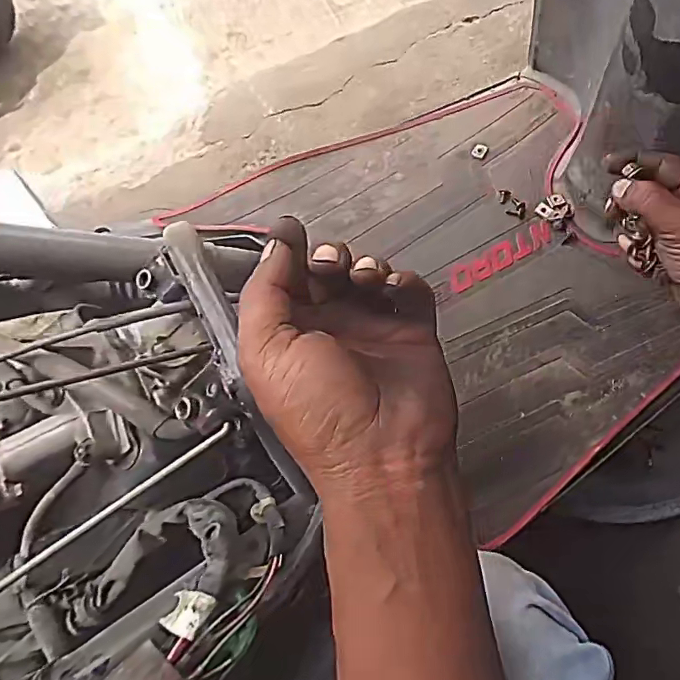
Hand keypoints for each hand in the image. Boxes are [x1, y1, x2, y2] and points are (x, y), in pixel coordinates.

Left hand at [238, 217, 457, 497]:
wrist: (386, 450)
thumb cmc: (321, 413)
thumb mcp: (267, 352)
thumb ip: (265, 293)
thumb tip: (277, 247)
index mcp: (290, 336)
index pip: (286, 281)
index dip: (288, 253)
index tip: (292, 230)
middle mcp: (332, 331)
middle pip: (330, 271)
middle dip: (329, 256)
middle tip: (332, 265)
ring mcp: (376, 331)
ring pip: (370, 276)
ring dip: (366, 264)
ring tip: (366, 279)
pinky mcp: (414, 334)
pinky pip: (411, 291)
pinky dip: (404, 280)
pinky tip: (394, 288)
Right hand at [603, 152, 679, 312]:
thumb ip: (647, 198)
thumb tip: (622, 186)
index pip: (662, 163)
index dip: (634, 163)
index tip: (609, 166)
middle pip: (646, 191)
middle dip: (629, 204)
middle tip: (616, 210)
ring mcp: (675, 228)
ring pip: (639, 218)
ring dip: (632, 231)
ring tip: (638, 242)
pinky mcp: (665, 250)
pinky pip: (639, 241)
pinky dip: (636, 249)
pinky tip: (643, 258)